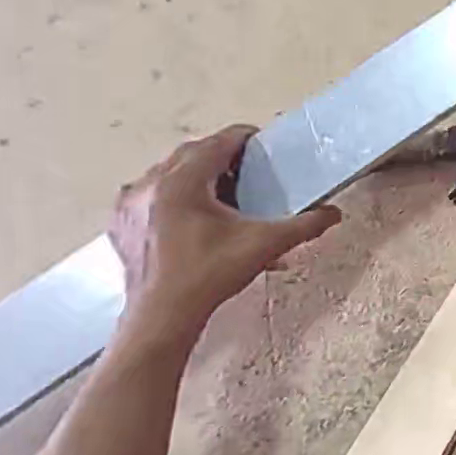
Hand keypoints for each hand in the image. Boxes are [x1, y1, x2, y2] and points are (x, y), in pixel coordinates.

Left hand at [108, 125, 340, 335]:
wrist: (163, 316)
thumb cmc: (211, 274)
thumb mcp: (266, 244)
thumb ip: (305, 225)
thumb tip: (334, 214)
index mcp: (182, 182)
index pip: (217, 142)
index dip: (244, 138)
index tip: (264, 143)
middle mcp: (149, 185)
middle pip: (191, 153)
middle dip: (222, 156)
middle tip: (251, 169)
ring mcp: (130, 204)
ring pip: (169, 172)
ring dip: (200, 175)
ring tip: (227, 192)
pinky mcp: (121, 223)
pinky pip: (153, 194)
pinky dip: (177, 194)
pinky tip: (198, 216)